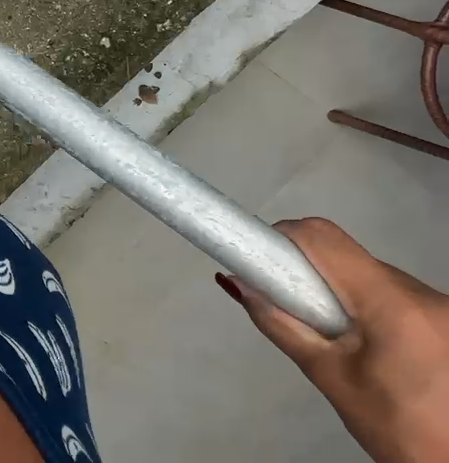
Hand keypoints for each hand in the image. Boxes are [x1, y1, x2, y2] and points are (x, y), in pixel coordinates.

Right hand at [221, 218, 448, 462]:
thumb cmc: (400, 427)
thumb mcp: (326, 375)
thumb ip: (278, 323)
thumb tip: (236, 283)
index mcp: (395, 305)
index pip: (321, 237)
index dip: (282, 238)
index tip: (262, 262)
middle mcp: (431, 297)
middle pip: (350, 259)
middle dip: (313, 278)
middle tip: (299, 314)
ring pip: (376, 280)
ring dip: (346, 297)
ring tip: (344, 343)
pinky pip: (403, 299)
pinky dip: (376, 312)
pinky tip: (378, 351)